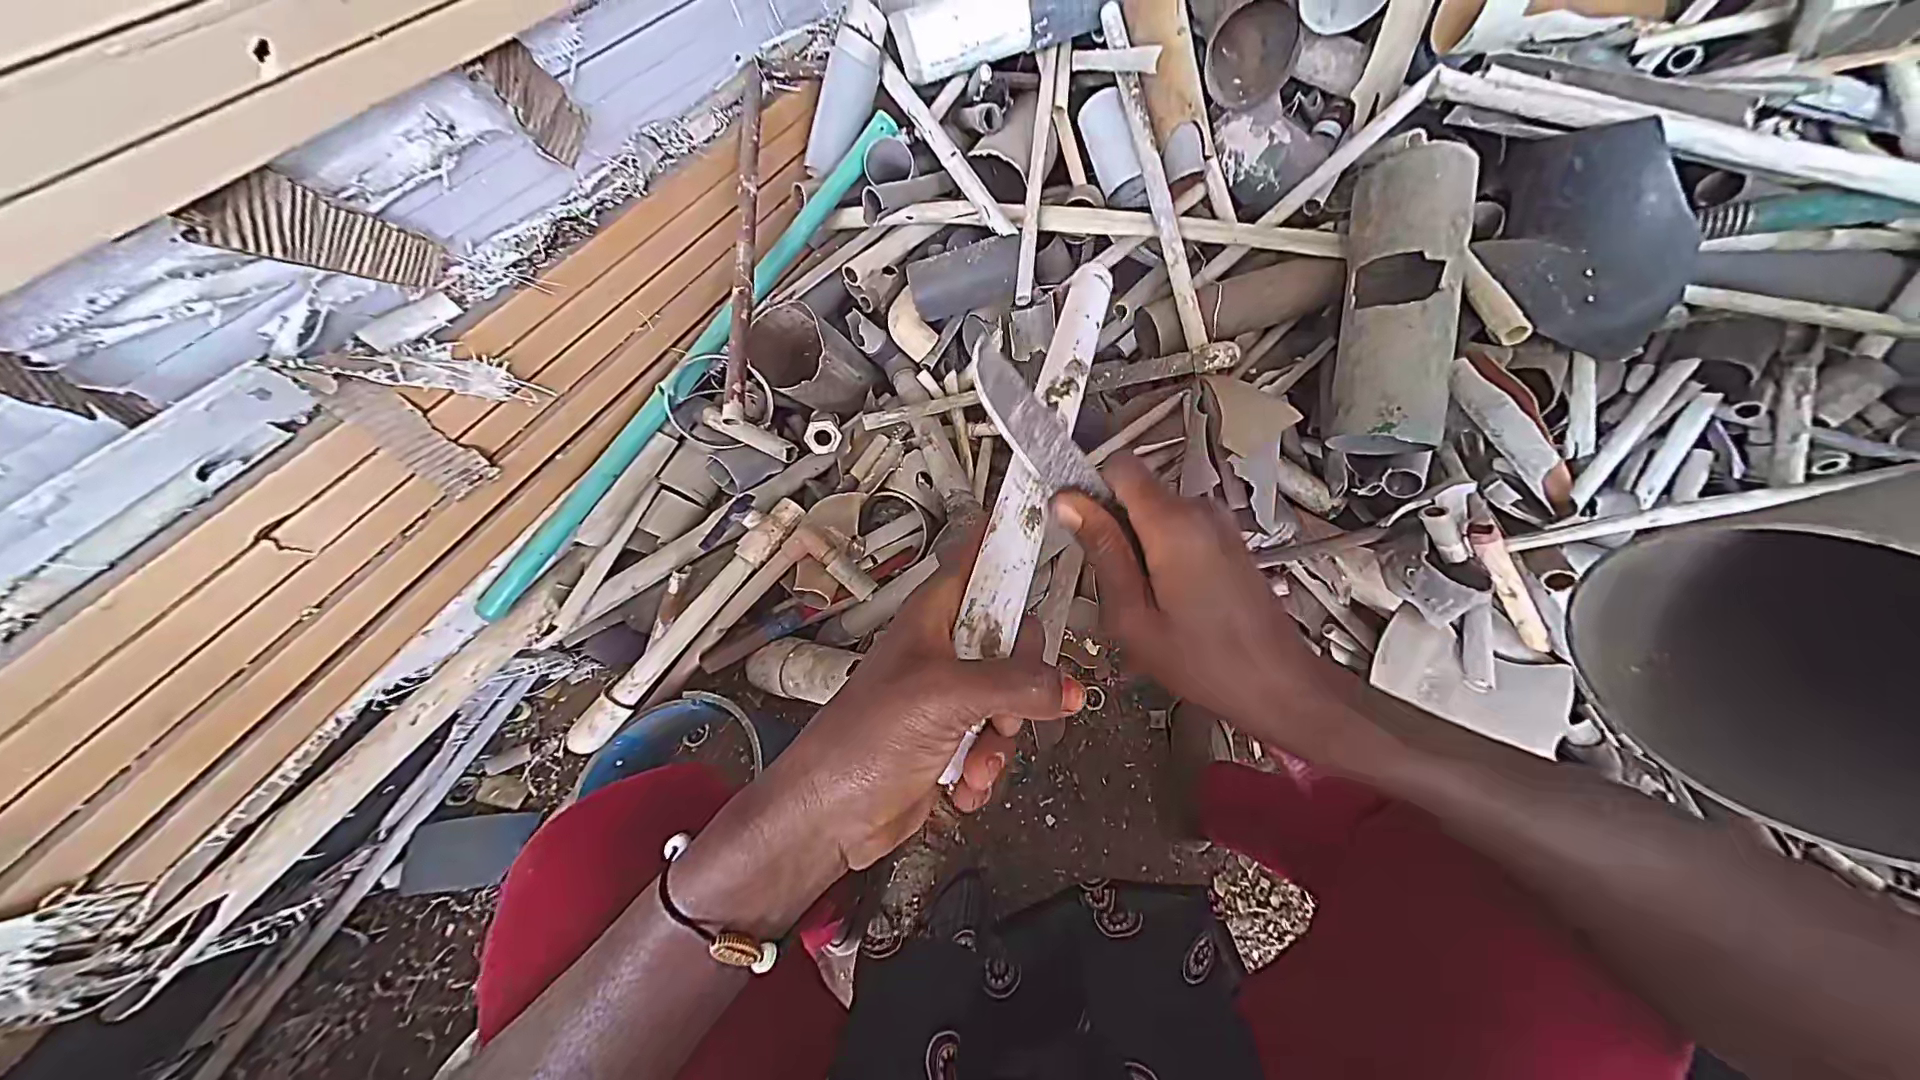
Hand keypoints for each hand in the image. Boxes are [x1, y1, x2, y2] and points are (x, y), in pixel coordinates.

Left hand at [763, 521, 1083, 871]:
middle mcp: (945, 649)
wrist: (831, 816)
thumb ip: (1013, 685)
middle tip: (1003, 702)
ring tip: (974, 753)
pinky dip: (989, 764)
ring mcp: (952, 694)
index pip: (980, 559)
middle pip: (1017, 637)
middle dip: (1024, 681)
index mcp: (934, 617)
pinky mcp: (955, 735)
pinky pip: (1000, 738)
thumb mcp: (942, 696)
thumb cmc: (856, 742)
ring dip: (1004, 736)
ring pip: (1016, 694)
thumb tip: (1064, 686)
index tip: (1048, 526)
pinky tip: (963, 779)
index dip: (1012, 543)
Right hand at [1053, 456, 1340, 760]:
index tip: (1075, 518)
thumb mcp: (1132, 614)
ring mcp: (1217, 524)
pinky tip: (1165, 598)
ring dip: (1135, 545)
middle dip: (1110, 527)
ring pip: (1152, 512)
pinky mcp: (1225, 538)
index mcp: (1173, 524)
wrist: (1276, 683)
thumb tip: (1069, 505)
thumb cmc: (1208, 661)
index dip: (1089, 488)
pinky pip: (1175, 528)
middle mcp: (1200, 512)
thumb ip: (1101, 550)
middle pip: (1134, 491)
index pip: (1119, 466)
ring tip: (1141, 597)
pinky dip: (1159, 553)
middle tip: (1110, 579)